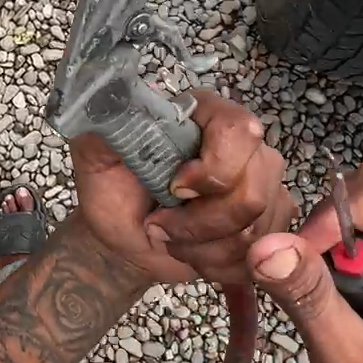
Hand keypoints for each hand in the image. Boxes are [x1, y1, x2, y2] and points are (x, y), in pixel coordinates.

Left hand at [69, 91, 296, 285]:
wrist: (123, 239)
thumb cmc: (113, 192)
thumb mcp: (95, 156)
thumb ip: (105, 125)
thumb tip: (113, 97)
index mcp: (204, 116)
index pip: (239, 130)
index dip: (212, 169)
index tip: (173, 189)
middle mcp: (244, 147)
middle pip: (251, 192)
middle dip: (198, 224)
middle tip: (159, 225)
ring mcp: (263, 186)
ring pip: (253, 231)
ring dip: (201, 247)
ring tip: (169, 237)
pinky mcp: (268, 224)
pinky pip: (257, 256)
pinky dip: (215, 265)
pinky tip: (190, 252)